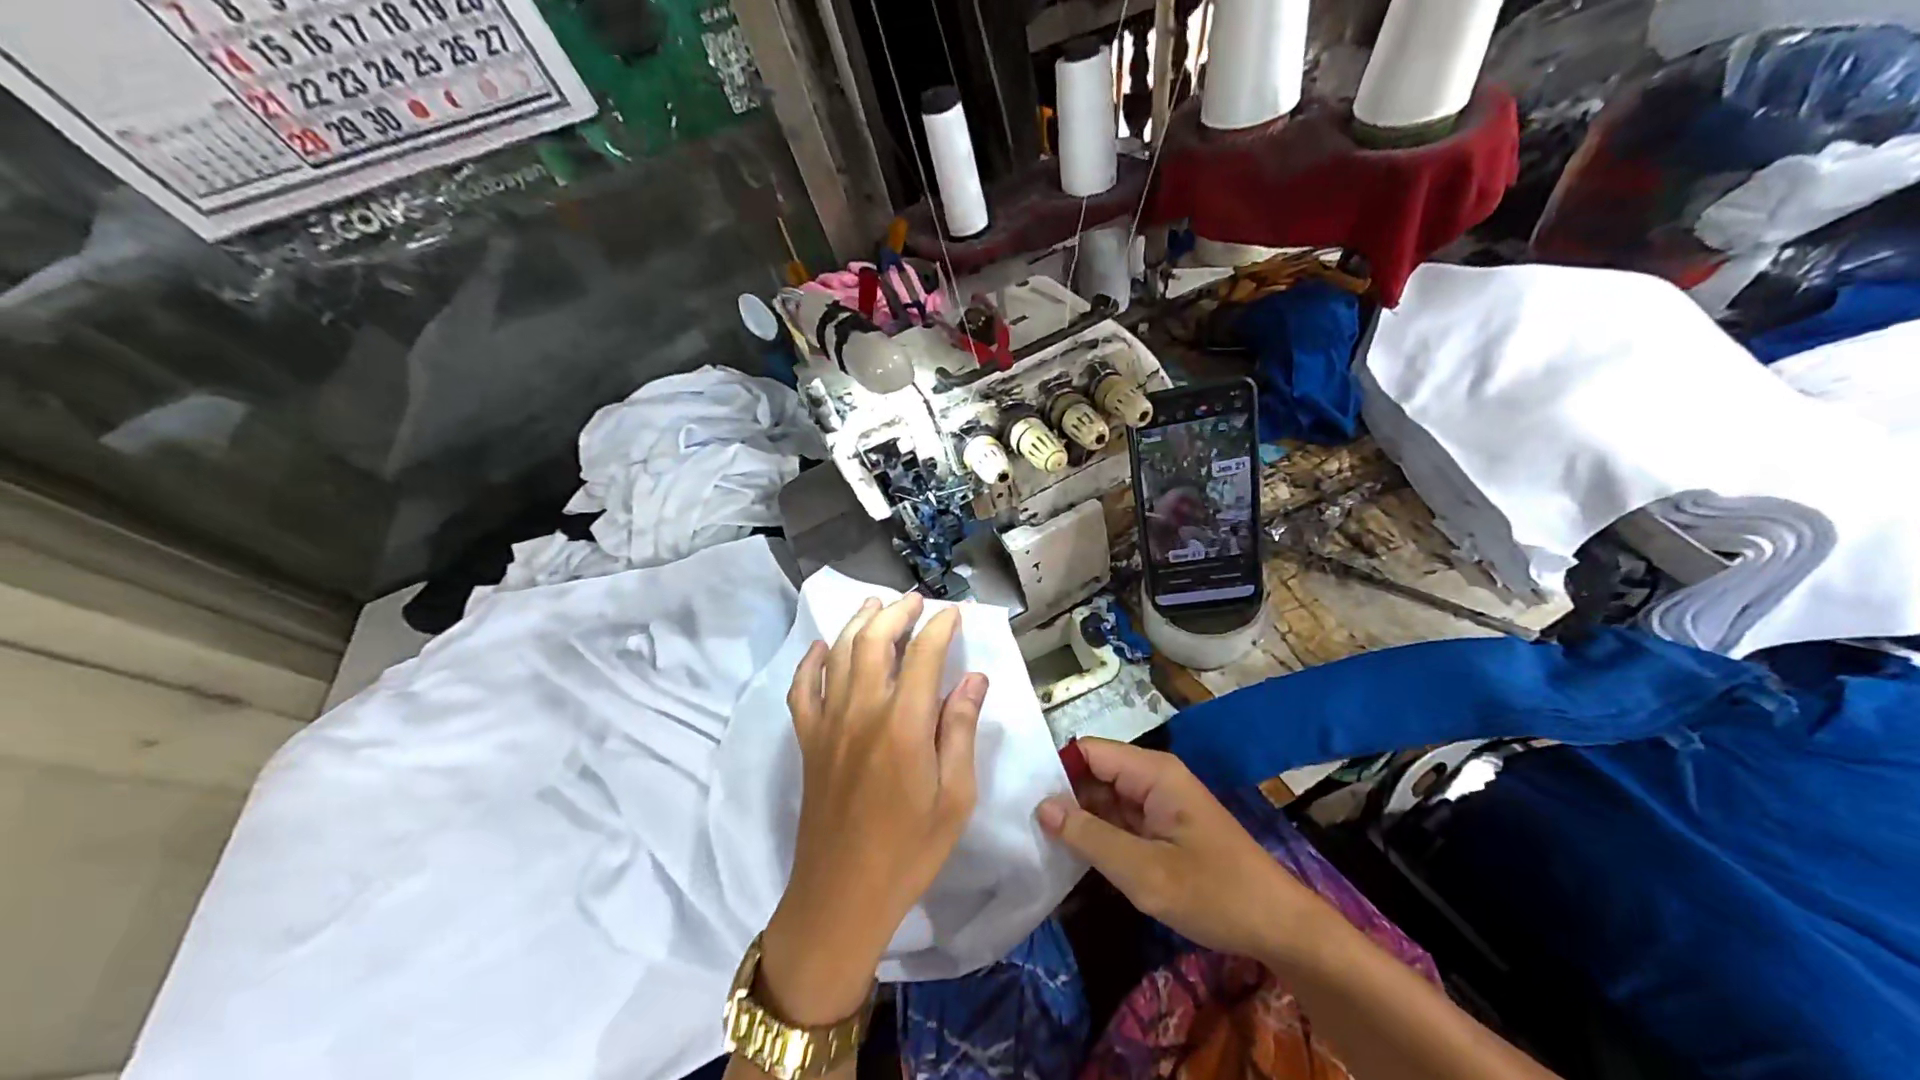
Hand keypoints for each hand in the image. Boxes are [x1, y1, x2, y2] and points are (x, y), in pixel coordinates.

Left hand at [758, 594, 987, 1024]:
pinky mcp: (807, 741)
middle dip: (896, 613)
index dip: (939, 628)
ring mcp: (828, 723)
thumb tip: (974, 679)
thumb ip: (959, 731)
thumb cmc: (910, 850)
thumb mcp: (954, 797)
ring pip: (839, 654)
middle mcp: (861, 711)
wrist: (842, 894)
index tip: (953, 614)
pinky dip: (811, 661)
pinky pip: (802, 689)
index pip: (922, 656)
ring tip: (875, 604)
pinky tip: (822, 647)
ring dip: (858, 623)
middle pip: (874, 641)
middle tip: (916, 601)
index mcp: (903, 725)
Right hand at [1036, 738, 1325, 963]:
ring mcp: (1158, 804)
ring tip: (1032, 837)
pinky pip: (1119, 821)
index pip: (1088, 751)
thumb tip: (1041, 806)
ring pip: (1103, 799)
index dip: (1054, 767)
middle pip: (1094, 773)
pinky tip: (1068, 854)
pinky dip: (1097, 836)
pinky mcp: (1161, 828)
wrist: (1279, 927)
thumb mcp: (1144, 871)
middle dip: (1061, 795)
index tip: (1018, 792)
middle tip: (1019, 822)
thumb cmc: (1214, 893)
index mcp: (1152, 773)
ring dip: (1077, 819)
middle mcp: (1153, 779)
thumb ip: (1090, 836)